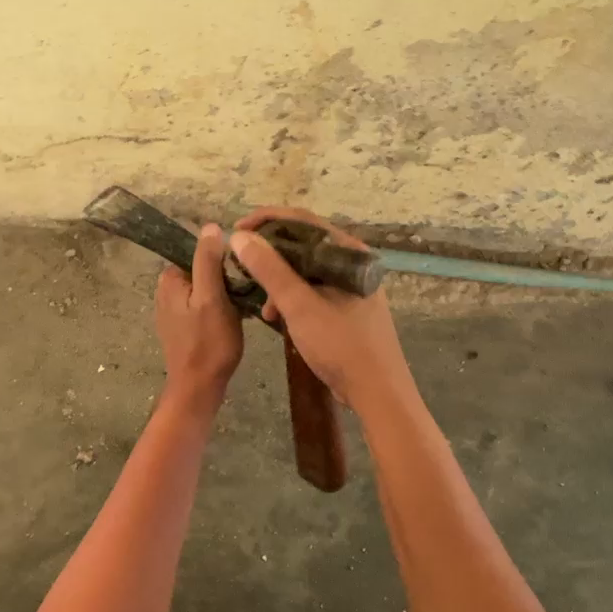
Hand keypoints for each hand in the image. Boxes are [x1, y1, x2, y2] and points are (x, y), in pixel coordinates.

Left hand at [155, 223, 243, 408]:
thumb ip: (208, 261)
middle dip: (225, 277)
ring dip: (226, 294)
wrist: (199, 387)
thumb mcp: (212, 297)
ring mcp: (173, 311)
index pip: (198, 252)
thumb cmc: (208, 342)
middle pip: (202, 270)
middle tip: (247, 289)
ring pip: (206, 289)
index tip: (243, 271)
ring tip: (245, 304)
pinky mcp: (183, 327)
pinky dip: (220, 308)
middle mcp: (166, 292)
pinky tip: (236, 318)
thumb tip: (209, 227)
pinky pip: (205, 306)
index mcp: (169, 279)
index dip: (222, 258)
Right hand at [229, 207, 412, 411]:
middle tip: (240, 265)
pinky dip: (291, 297)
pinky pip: (311, 289)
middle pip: (302, 243)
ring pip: (305, 269)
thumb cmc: (340, 344)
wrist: (377, 391)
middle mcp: (352, 262)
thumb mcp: (299, 305)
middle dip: (268, 254)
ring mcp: (351, 286)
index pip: (302, 220)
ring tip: (261, 305)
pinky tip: (276, 317)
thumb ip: (269, 269)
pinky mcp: (346, 306)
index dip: (265, 220)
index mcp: (348, 253)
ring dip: (277, 281)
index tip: (235, 230)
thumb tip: (239, 236)